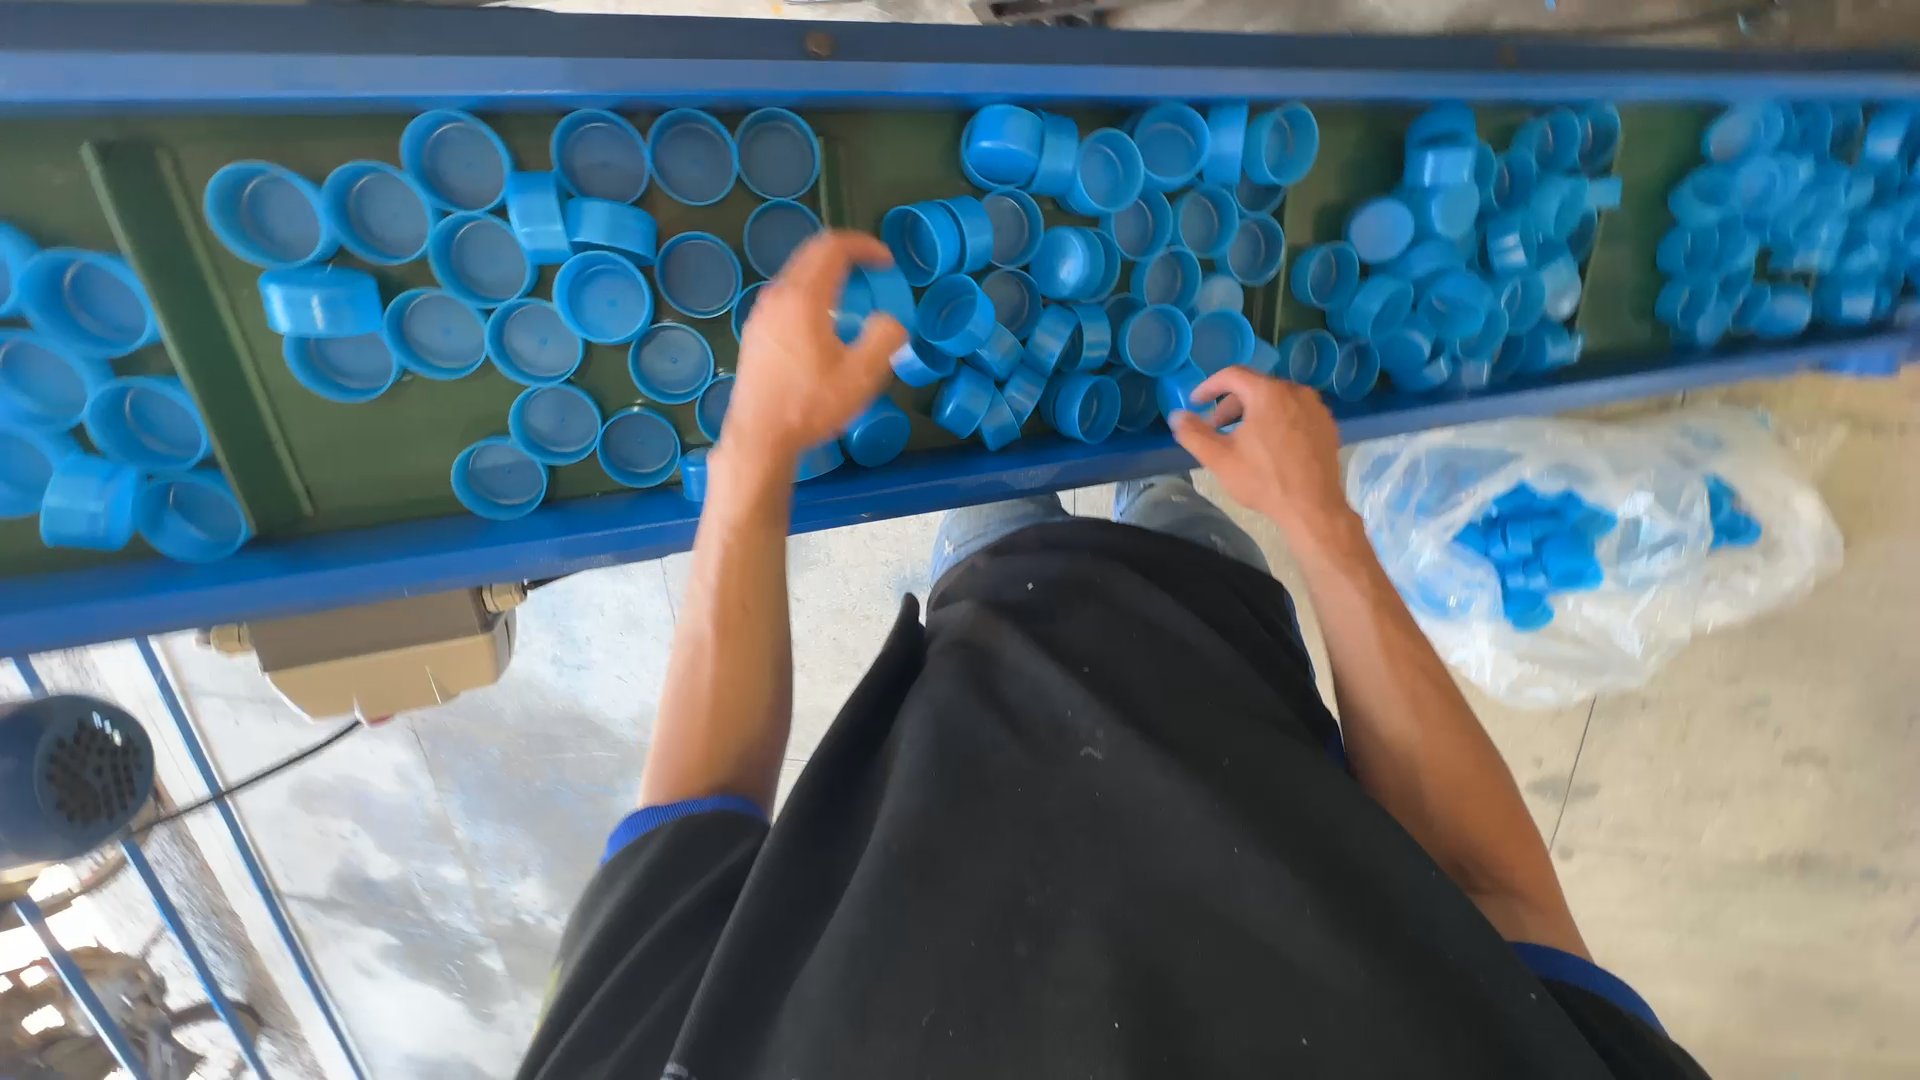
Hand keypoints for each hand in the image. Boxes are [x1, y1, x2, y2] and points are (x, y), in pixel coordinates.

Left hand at [725, 230, 907, 466]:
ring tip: (852, 299)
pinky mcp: (756, 333)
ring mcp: (761, 314)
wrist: (760, 437)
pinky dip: (811, 294)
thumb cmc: (811, 405)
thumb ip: (884, 339)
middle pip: (812, 254)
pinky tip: (824, 325)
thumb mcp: (861, 377)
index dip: (864, 246)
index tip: (886, 262)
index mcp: (804, 298)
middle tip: (872, 273)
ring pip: (796, 275)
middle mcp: (777, 296)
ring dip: (827, 275)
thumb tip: (891, 323)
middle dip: (846, 255)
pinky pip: (786, 297)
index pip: (833, 247)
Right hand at [1169, 366, 1355, 546]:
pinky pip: (1294, 412)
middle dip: (1230, 404)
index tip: (1195, 402)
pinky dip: (1275, 420)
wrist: (1311, 506)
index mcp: (1268, 393)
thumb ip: (1193, 433)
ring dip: (1252, 412)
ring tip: (1241, 438)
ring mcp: (1316, 407)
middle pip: (1255, 387)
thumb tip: (1176, 416)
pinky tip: (1268, 445)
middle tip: (1215, 428)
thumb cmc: (1262, 480)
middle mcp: (1296, 391)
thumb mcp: (1218, 457)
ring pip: (1276, 399)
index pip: (1232, 375)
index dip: (1208, 386)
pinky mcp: (1327, 424)